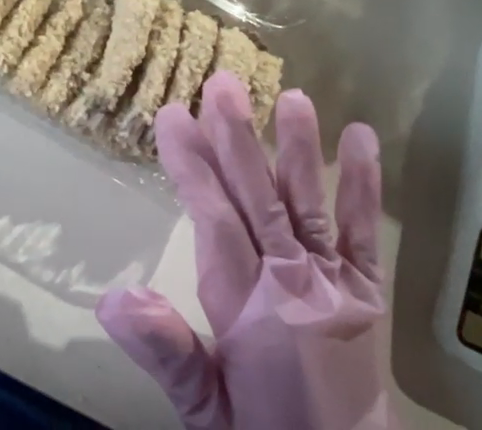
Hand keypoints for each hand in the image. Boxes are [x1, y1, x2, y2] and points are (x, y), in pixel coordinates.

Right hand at [98, 75, 393, 428]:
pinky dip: (365, 188)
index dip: (193, 168)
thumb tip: (114, 298)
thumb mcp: (204, 410)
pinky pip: (366, 237)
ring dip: (300, 151)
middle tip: (221, 83)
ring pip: (312, 208)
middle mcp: (295, 288)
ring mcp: (337, 288)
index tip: (172, 116)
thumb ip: (167, 355)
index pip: (215, 224)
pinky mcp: (368, 294)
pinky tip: (362, 139)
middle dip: (239, 141)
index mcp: (249, 312)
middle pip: (262, 203)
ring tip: (293, 96)